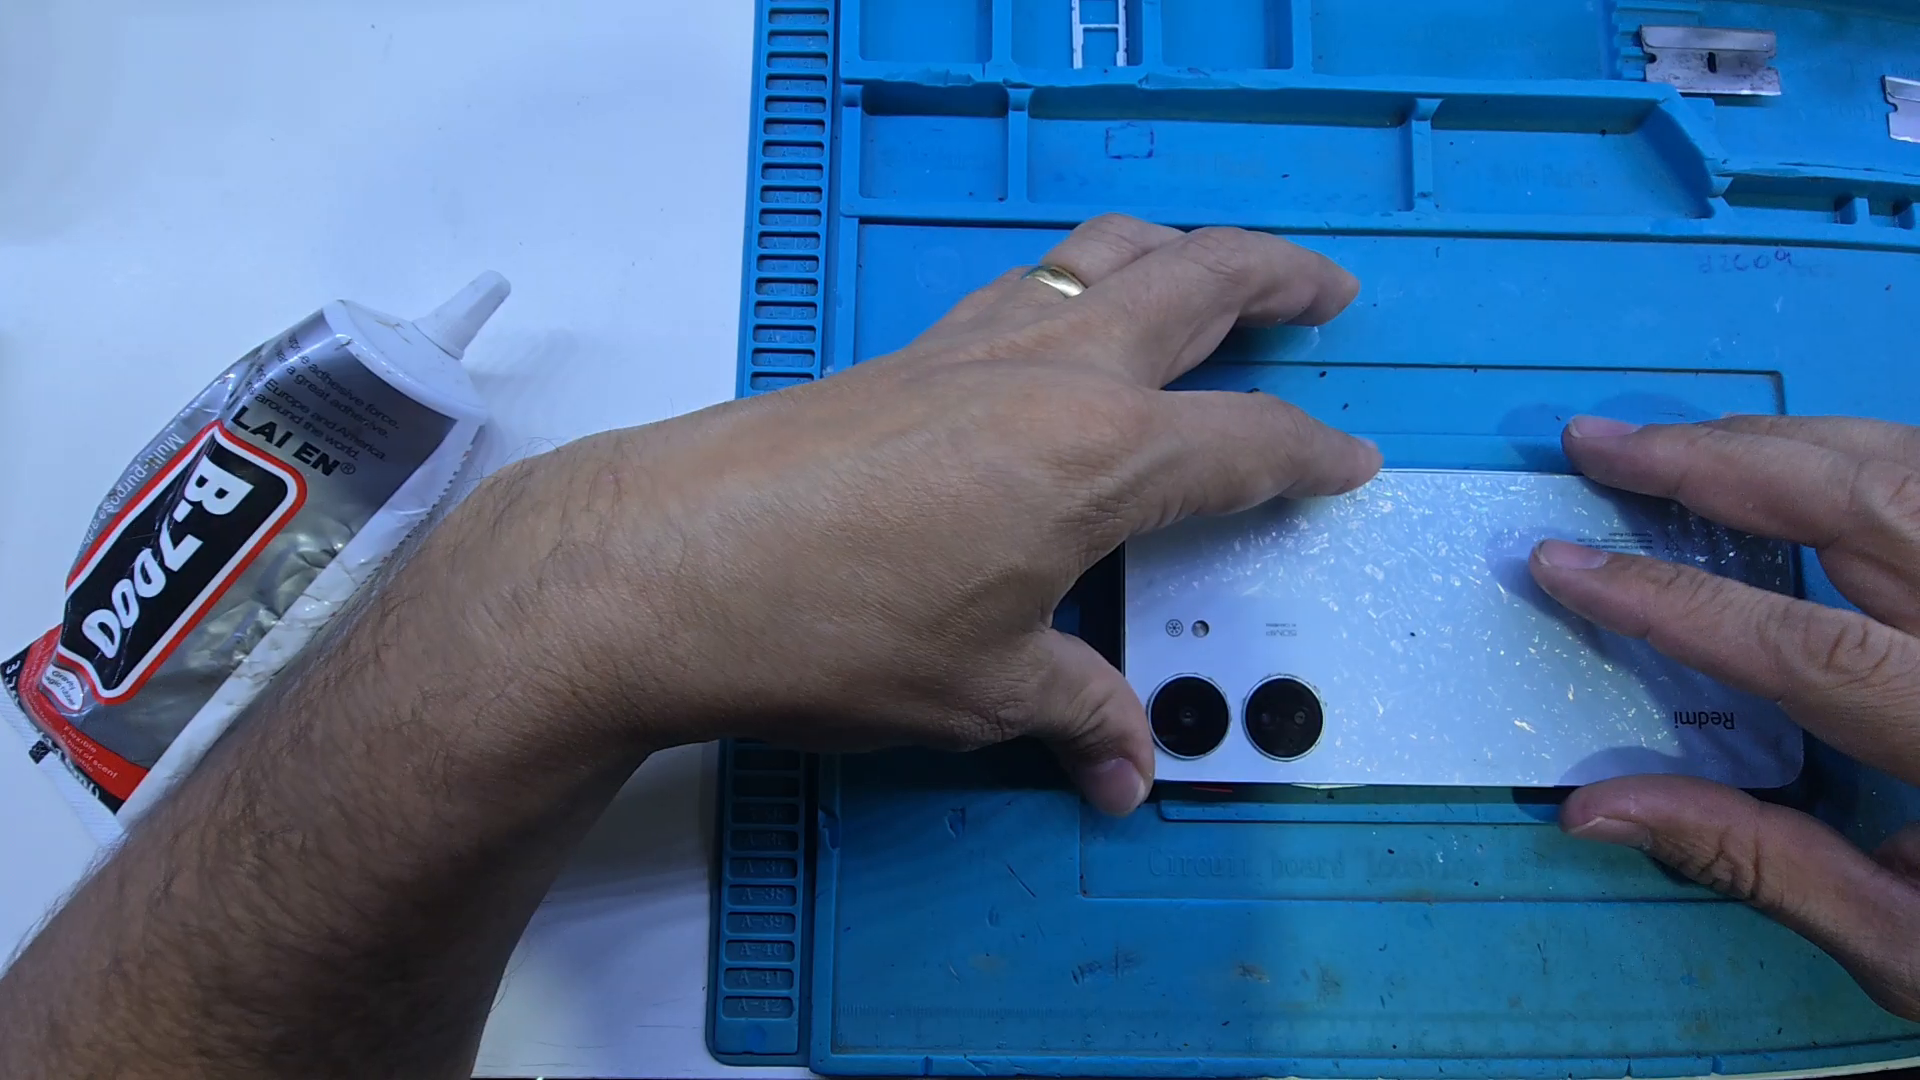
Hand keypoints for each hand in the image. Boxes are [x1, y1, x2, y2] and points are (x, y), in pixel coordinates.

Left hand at [447, 215, 1378, 813]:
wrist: (664, 565)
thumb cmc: (833, 632)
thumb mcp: (977, 690)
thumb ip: (1074, 712)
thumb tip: (1124, 772)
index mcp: (1099, 455)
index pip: (1248, 442)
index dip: (1313, 455)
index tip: (1347, 463)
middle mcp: (1049, 371)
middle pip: (1197, 279)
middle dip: (1279, 276)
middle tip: (1326, 291)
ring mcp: (972, 343)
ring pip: (1103, 255)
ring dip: (1174, 258)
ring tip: (1207, 285)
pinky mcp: (909, 349)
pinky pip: (1024, 287)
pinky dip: (1077, 288)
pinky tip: (1070, 330)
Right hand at [1530, 414, 1919, 1018]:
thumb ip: (1765, 863)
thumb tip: (1588, 808)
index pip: (1809, 650)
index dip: (1667, 600)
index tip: (1559, 561)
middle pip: (1875, 514)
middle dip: (1713, 465)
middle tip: (1597, 443)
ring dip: (1778, 444)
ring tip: (1668, 441)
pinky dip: (1860, 452)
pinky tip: (1788, 456)